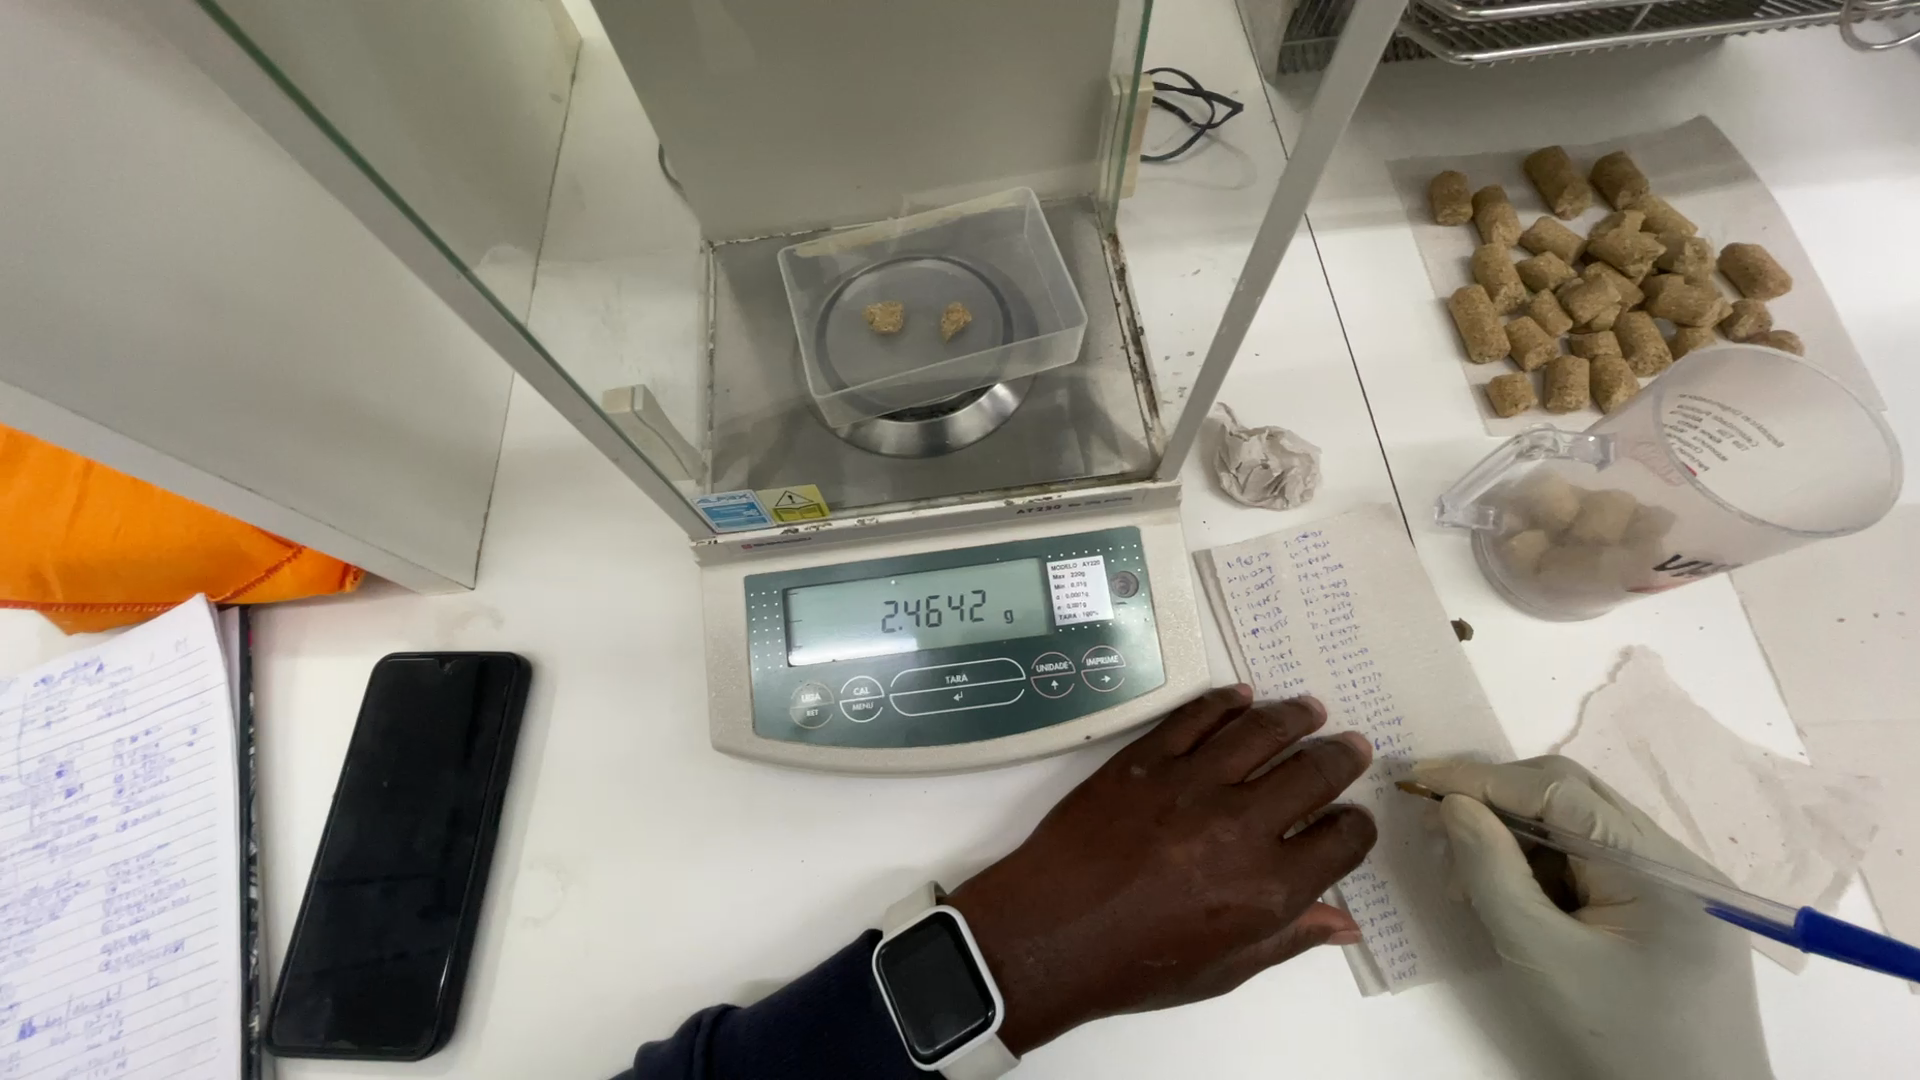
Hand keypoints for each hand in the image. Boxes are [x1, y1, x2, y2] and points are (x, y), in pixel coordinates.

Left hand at [946, 685, 1375, 1055]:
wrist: (1054, 926)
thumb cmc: (1139, 962)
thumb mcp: (1224, 968)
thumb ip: (1288, 938)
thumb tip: (1344, 922)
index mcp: (1269, 887)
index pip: (1340, 841)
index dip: (1355, 826)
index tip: (1352, 816)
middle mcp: (1241, 825)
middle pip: (1311, 774)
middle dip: (1340, 757)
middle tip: (1350, 744)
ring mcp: (1190, 783)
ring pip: (1259, 732)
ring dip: (1292, 716)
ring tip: (1309, 709)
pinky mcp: (1146, 759)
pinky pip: (1194, 717)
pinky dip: (1223, 701)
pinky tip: (1240, 695)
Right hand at [1414, 755, 1773, 1079]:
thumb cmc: (1616, 1039)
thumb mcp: (1538, 951)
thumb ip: (1491, 867)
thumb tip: (1452, 801)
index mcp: (1662, 870)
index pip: (1558, 792)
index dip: (1482, 778)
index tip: (1418, 779)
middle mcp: (1676, 863)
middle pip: (1570, 796)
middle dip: (1497, 799)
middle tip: (1439, 819)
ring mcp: (1672, 886)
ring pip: (1573, 823)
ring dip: (1513, 834)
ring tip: (1469, 876)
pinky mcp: (1658, 908)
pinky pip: (1586, 857)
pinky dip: (1537, 862)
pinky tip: (1509, 893)